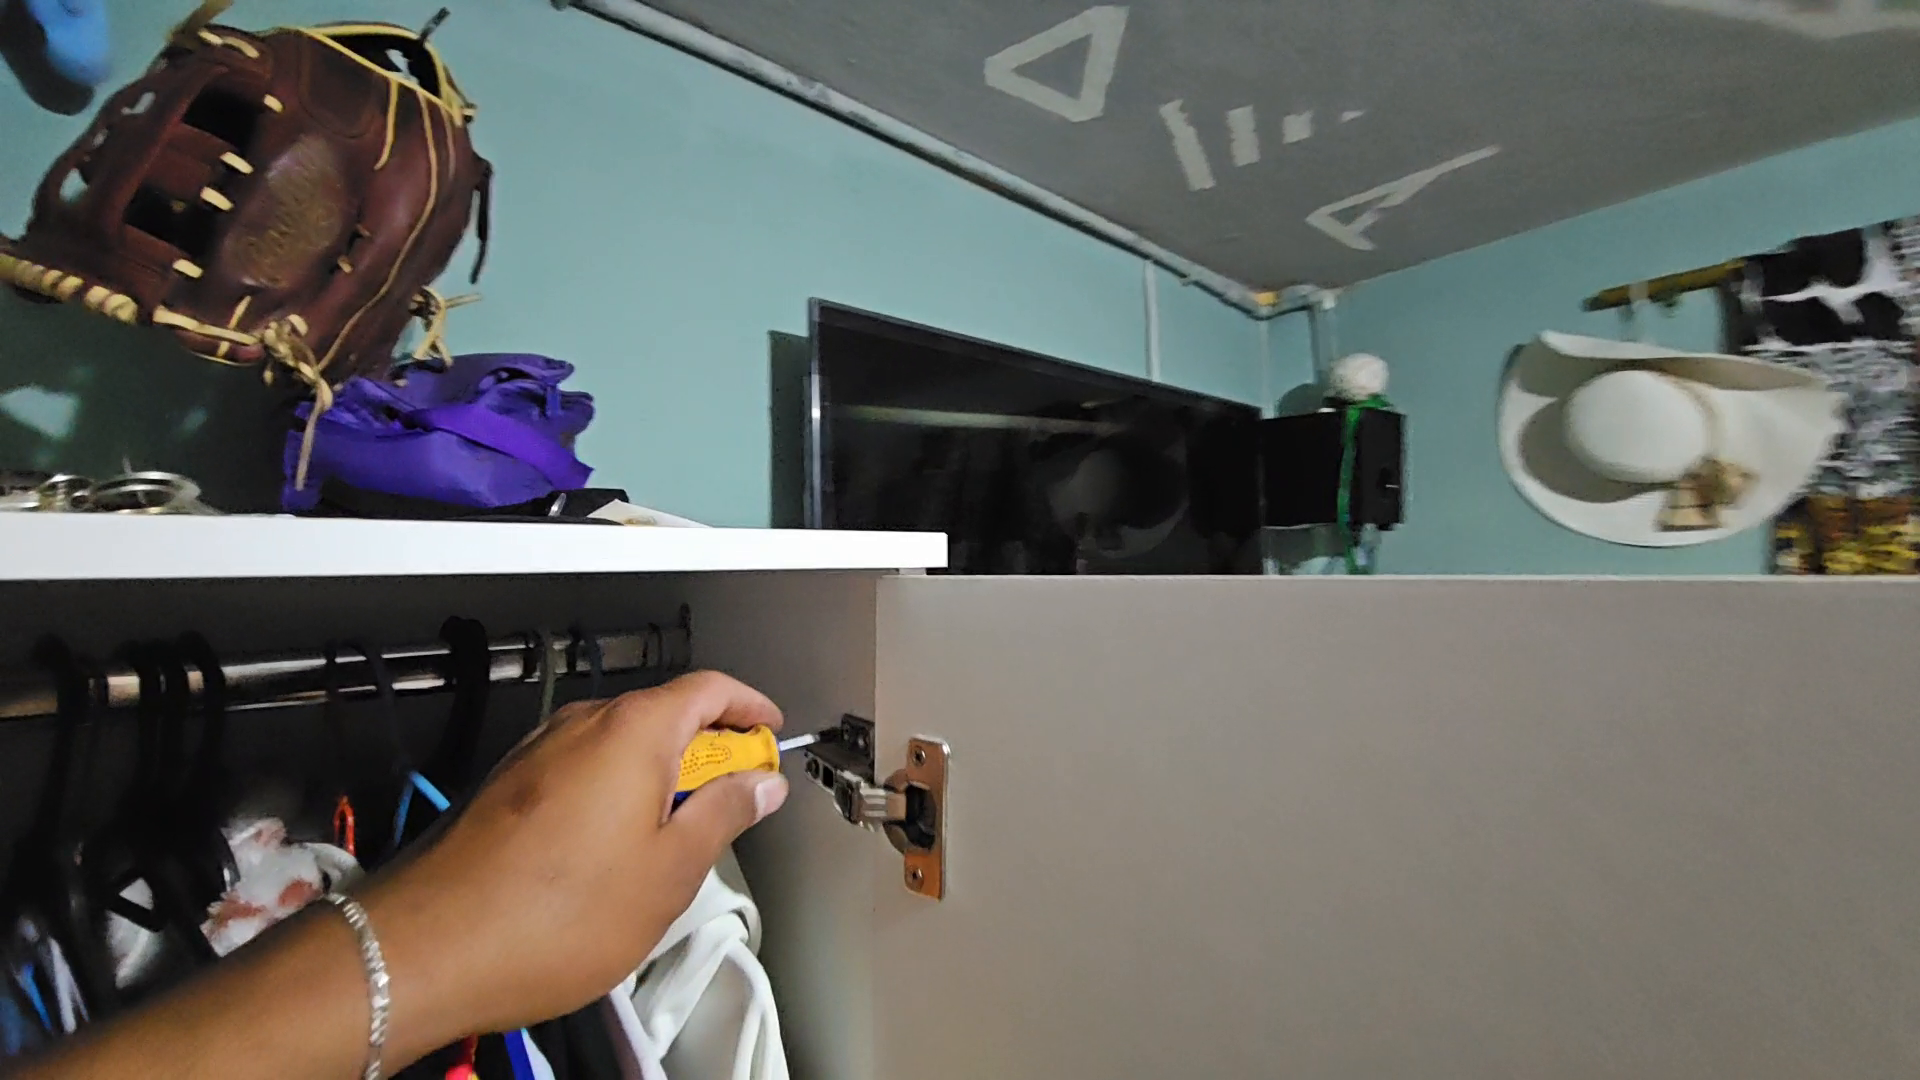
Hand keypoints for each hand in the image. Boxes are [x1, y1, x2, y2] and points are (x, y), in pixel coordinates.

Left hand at [359, 671, 789, 1054]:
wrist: (418, 953)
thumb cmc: (561, 911)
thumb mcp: (670, 870)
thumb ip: (726, 813)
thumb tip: (764, 783)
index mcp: (635, 729)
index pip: (711, 688)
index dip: (751, 706)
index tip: (772, 732)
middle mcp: (586, 721)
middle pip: (667, 710)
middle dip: (712, 743)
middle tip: (736, 790)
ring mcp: (540, 747)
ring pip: (624, 739)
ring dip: (665, 765)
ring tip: (679, 821)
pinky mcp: (508, 781)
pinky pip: (586, 761)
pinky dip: (621, 781)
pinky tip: (617, 838)